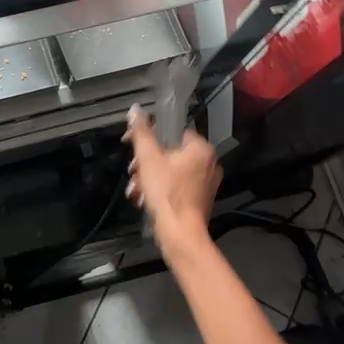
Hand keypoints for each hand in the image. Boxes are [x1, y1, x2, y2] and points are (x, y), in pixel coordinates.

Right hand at [124, 104, 221, 255]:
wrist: (180, 233)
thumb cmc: (166, 192)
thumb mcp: (148, 158)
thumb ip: (141, 132)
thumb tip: (135, 109)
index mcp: (201, 148)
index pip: (174, 132)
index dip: (151, 138)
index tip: (134, 147)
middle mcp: (209, 163)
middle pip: (171, 153)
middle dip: (147, 163)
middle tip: (133, 171)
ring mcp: (206, 183)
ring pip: (172, 171)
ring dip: (150, 178)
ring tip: (136, 189)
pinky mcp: (200, 199)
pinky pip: (177, 186)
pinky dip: (161, 190)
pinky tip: (145, 199)